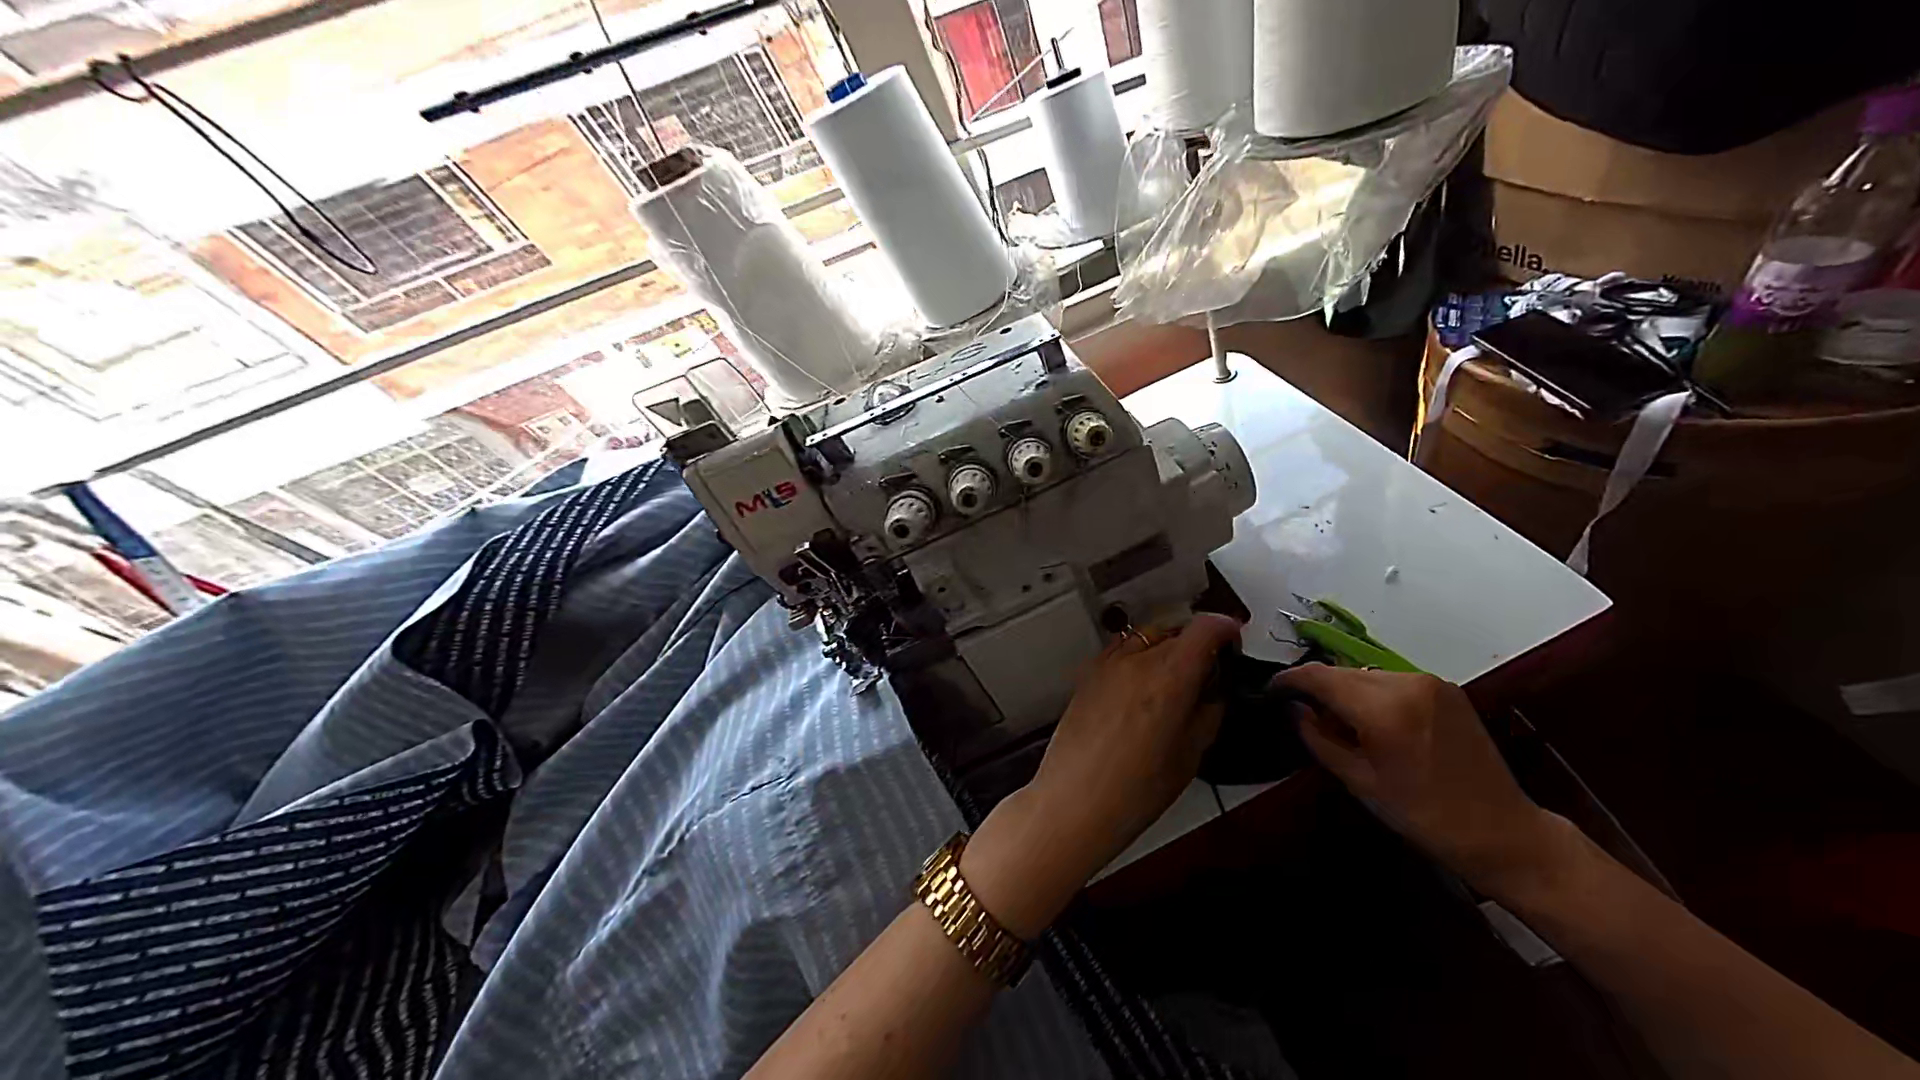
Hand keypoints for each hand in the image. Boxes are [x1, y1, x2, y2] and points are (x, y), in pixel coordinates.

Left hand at [962, 614, 1242, 936]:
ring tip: (1173, 682)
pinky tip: (1141, 690)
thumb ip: (1208, 711)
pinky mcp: (1087, 676)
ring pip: (1146, 638)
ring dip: (1165, 649)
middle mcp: (1136, 661)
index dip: (1226, 629)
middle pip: (1176, 631)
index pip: (1205, 627)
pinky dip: (1137, 659)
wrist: (1074, 800)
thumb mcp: (1190, 754)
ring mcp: (1106, 665)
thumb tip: (1214, 692)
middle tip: (1208, 673)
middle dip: (1196, 645)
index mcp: (1169, 677)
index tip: (1233, 639)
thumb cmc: (1132, 790)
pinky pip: (1119, 652)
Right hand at [1274, 664, 1564, 894]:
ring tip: (1341, 724)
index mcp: (1383, 709)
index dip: (1288, 679)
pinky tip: (1373, 722)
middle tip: (1303, 714)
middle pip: (1342, 672)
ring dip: (1346, 692)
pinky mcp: (1446, 689)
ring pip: (1366, 675)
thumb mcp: (1357, 780)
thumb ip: (1318, 738)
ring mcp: (1431, 683)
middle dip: (1318, 688)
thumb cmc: (1422, 814)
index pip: (1319, 676)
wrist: (1501, 831)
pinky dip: (1373, 694)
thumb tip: (1294, 709)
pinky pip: (1392, 681)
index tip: (1270, 690)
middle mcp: (1407, 684)